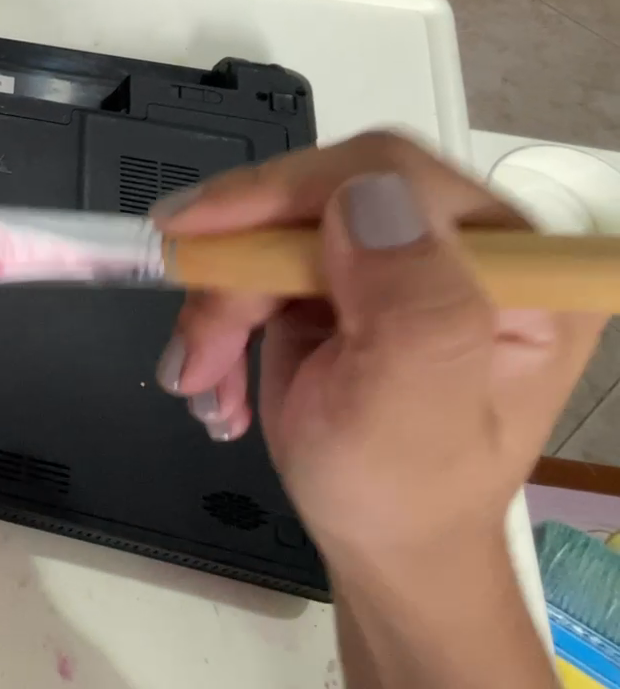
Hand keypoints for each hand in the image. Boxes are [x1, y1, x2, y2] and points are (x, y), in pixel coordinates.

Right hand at [153, 132, 603, 564]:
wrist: (375, 530)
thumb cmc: (400, 490)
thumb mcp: (410, 411)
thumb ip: (413, 305)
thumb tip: (365, 197)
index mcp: (518, 274)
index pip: (391, 178)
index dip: (283, 190)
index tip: (190, 228)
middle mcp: (455, 250)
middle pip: (307, 201)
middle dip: (234, 269)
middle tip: (196, 341)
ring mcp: (385, 261)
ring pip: (259, 234)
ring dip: (213, 304)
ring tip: (203, 373)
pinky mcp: (327, 276)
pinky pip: (242, 263)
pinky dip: (211, 313)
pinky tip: (211, 366)